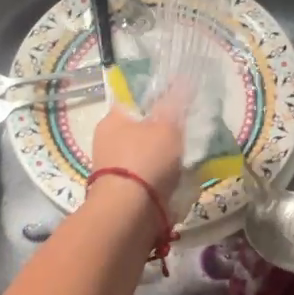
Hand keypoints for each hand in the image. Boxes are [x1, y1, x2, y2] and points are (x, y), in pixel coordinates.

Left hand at [91, 91, 186, 210]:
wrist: (129, 212)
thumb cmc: (146, 160)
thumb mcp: (167, 126)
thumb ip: (175, 104)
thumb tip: (182, 82)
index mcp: (112, 119)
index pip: (135, 100)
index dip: (158, 100)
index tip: (179, 107)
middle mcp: (106, 140)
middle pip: (140, 129)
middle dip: (162, 133)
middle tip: (187, 135)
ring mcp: (111, 168)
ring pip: (144, 155)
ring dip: (163, 158)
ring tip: (186, 161)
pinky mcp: (120, 191)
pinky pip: (145, 177)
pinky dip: (159, 178)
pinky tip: (176, 181)